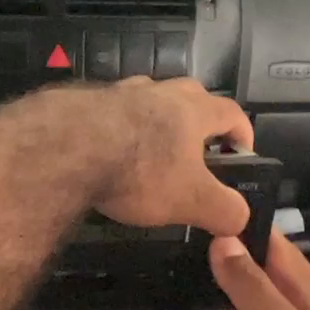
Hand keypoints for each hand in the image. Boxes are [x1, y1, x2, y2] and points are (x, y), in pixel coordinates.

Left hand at [86, 77, 255, 236]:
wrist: (67, 147)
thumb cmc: (140, 169)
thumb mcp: (192, 200)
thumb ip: (224, 210)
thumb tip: (239, 218)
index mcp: (192, 108)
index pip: (231, 112)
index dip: (242, 133)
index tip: (242, 152)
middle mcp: (158, 91)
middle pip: (188, 98)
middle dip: (196, 123)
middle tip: (193, 153)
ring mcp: (118, 92)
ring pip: (145, 103)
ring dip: (151, 124)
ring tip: (146, 155)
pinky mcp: (85, 103)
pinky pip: (109, 114)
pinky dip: (114, 131)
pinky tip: (105, 153)